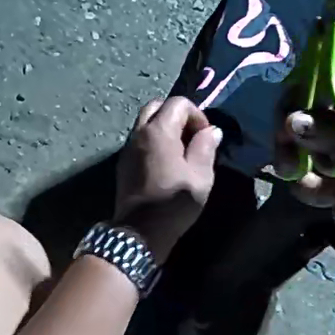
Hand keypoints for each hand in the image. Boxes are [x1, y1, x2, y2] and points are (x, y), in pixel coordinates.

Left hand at [114, 97, 220, 261]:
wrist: (140, 231)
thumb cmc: (174, 202)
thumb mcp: (200, 176)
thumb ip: (205, 148)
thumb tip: (212, 131)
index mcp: (158, 131)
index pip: (177, 103)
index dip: (196, 115)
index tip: (205, 136)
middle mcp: (138, 133)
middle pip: (156, 106)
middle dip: (177, 115)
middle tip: (192, 137)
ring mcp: (127, 148)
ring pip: (145, 123)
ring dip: (163, 128)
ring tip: (180, 151)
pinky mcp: (122, 163)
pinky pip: (138, 140)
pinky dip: (153, 141)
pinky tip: (165, 162)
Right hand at [279, 64, 334, 260]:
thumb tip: (293, 120)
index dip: (318, 83)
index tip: (294, 99)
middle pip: (313, 109)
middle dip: (296, 124)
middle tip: (284, 138)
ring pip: (302, 143)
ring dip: (293, 155)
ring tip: (293, 170)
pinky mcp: (331, 186)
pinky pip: (304, 176)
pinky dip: (304, 184)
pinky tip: (321, 196)